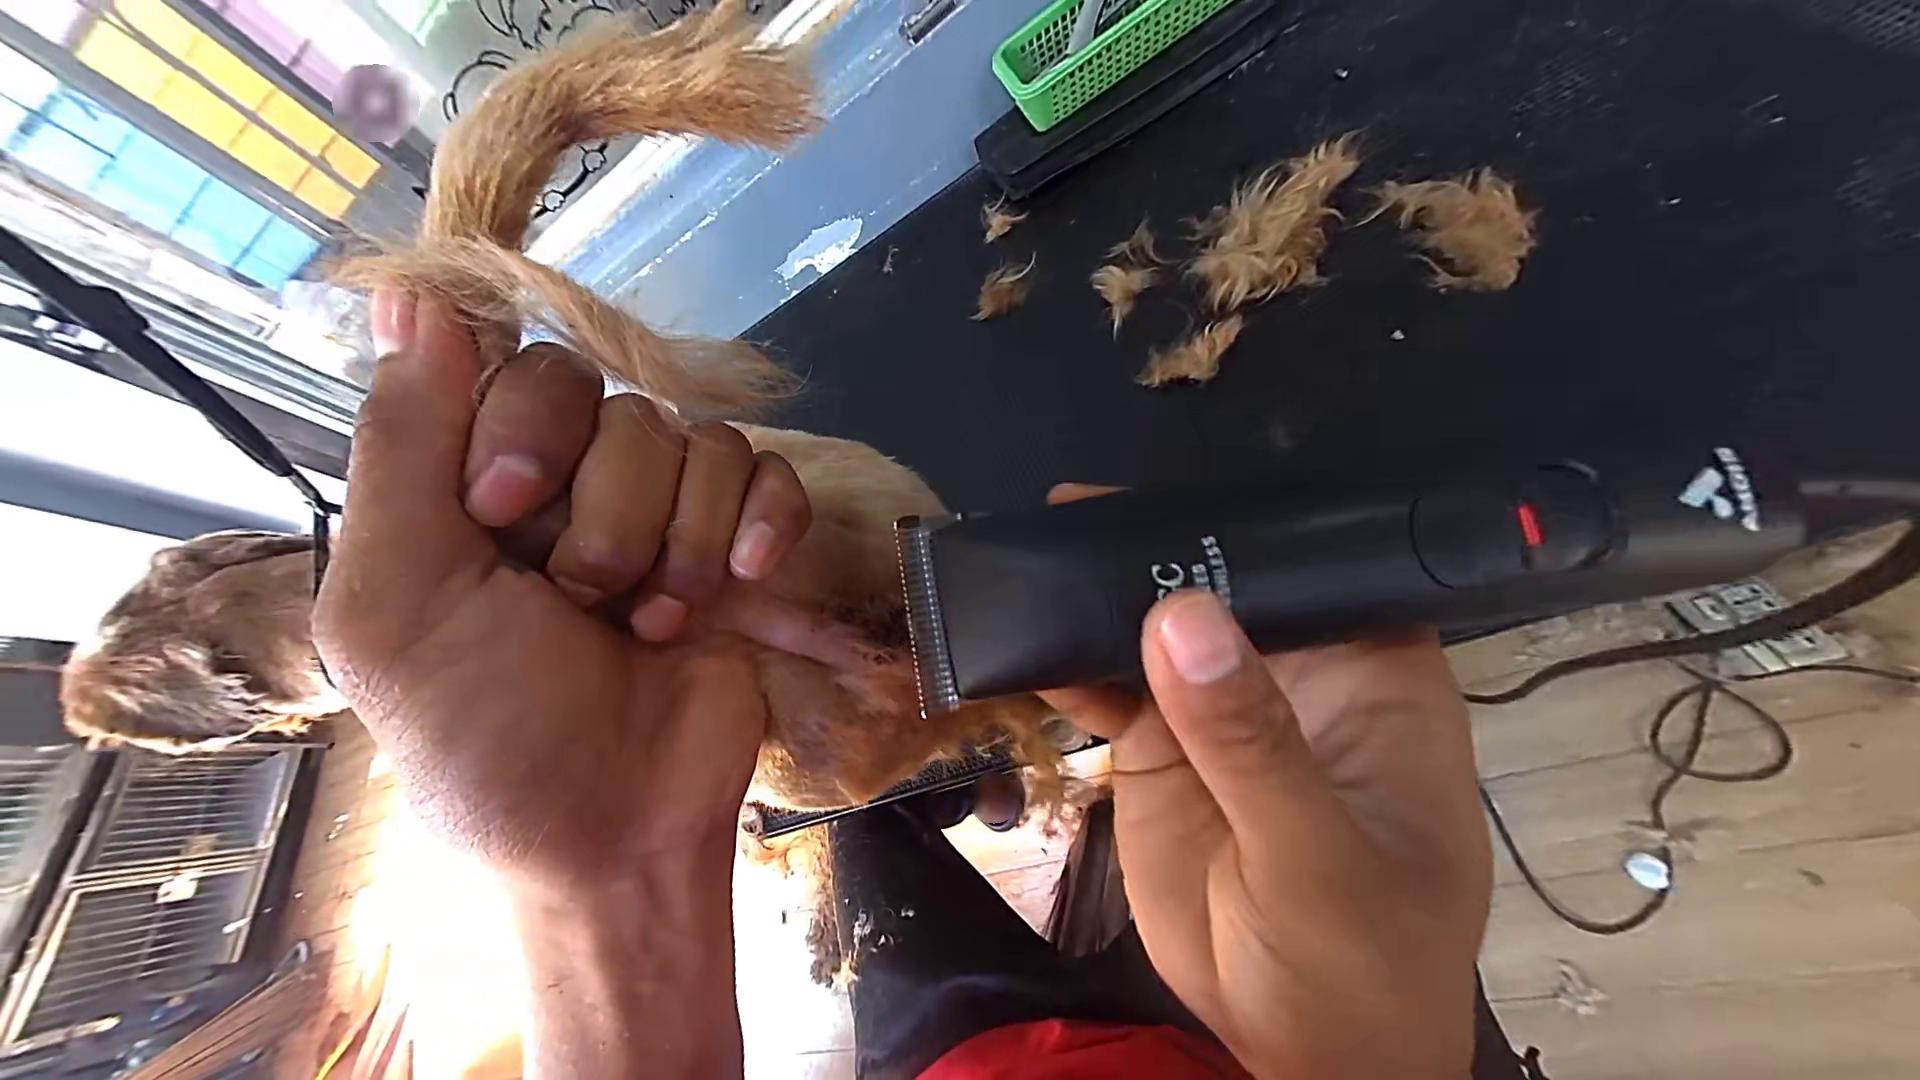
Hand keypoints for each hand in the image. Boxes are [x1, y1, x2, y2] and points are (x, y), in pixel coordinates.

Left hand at [313, 289, 810, 1075]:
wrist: (620, 821)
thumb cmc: (492, 728)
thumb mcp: (401, 600)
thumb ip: (403, 447)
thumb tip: (411, 293)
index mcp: (493, 488)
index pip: (527, 372)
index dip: (528, 425)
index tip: (509, 513)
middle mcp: (589, 487)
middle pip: (629, 411)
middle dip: (616, 509)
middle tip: (591, 598)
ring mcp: (678, 515)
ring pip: (708, 446)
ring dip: (685, 537)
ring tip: (663, 619)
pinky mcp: (747, 546)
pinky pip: (776, 478)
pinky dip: (768, 518)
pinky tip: (749, 574)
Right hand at [1041, 488, 1491, 1078]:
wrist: (1285, 1042)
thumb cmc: (1353, 963)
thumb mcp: (1316, 859)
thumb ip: (1254, 742)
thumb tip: (1181, 615)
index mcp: (1362, 672)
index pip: (1309, 567)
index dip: (1242, 524)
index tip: (1160, 497)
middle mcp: (1284, 670)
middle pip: (1211, 586)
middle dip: (1144, 551)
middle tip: (1065, 515)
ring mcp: (1212, 703)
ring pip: (1147, 629)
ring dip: (1091, 601)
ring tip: (1025, 559)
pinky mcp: (1157, 738)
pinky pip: (1103, 684)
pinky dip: (1061, 663)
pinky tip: (1016, 641)